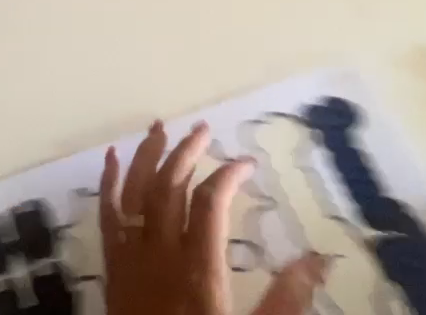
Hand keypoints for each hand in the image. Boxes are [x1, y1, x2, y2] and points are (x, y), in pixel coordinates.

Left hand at [99, 120, 328, 314]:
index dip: (227, 175)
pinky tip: (112, 158)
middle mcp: (159, 254)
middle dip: (186, 153)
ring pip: (135, 192)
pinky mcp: (111, 269)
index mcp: (198, 271)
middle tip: (204, 130)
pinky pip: (106, 215)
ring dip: (147, 156)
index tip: (246, 163)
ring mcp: (130, 259)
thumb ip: (286, 300)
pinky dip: (109, 183)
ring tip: (160, 127)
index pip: (209, 203)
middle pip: (168, 186)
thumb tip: (319, 258)